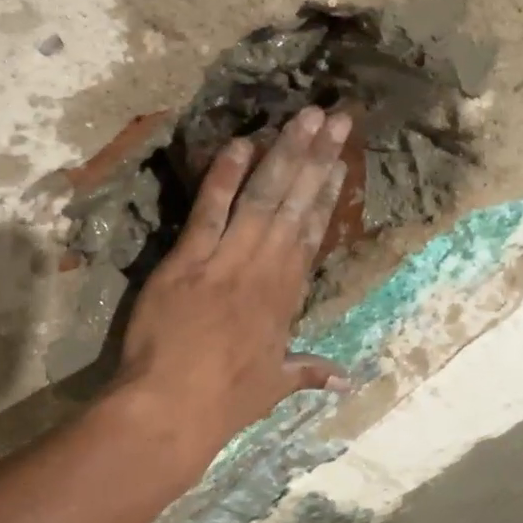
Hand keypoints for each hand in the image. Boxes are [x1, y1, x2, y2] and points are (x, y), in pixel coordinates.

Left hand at [113, 105, 352, 454]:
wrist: (173, 407)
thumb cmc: (226, 401)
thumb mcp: (276, 386)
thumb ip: (310, 372)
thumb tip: (349, 380)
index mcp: (287, 297)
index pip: (312, 235)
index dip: (327, 196)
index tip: (340, 163)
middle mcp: (265, 269)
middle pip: (296, 205)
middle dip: (318, 158)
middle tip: (337, 117)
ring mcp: (227, 260)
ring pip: (263, 198)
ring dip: (286, 154)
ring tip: (306, 116)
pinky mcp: (188, 259)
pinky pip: (210, 209)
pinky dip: (225, 176)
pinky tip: (242, 143)